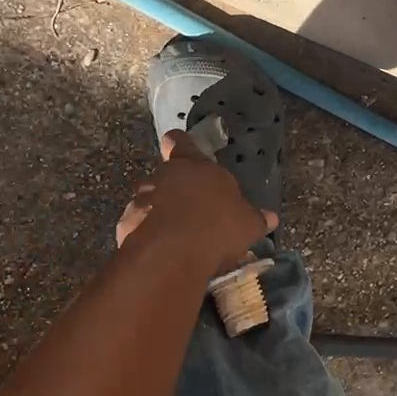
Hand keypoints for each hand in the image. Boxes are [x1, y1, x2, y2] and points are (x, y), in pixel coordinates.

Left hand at [115, 130, 277, 274]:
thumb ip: (255, 218)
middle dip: (175, 190)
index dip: (180, 144)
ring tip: (176, 238)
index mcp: (193, 165)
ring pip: (149, 201)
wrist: (172, 254)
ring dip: (159, 214)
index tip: (181, 148)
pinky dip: (147, 236)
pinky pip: (137, 227)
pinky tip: (161, 254)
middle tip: (192, 211)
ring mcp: (141, 200)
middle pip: (165, 175)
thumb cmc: (217, 226)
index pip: (180, 141)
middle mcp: (164, 175)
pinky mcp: (126, 225)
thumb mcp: (247, 224)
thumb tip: (270, 218)